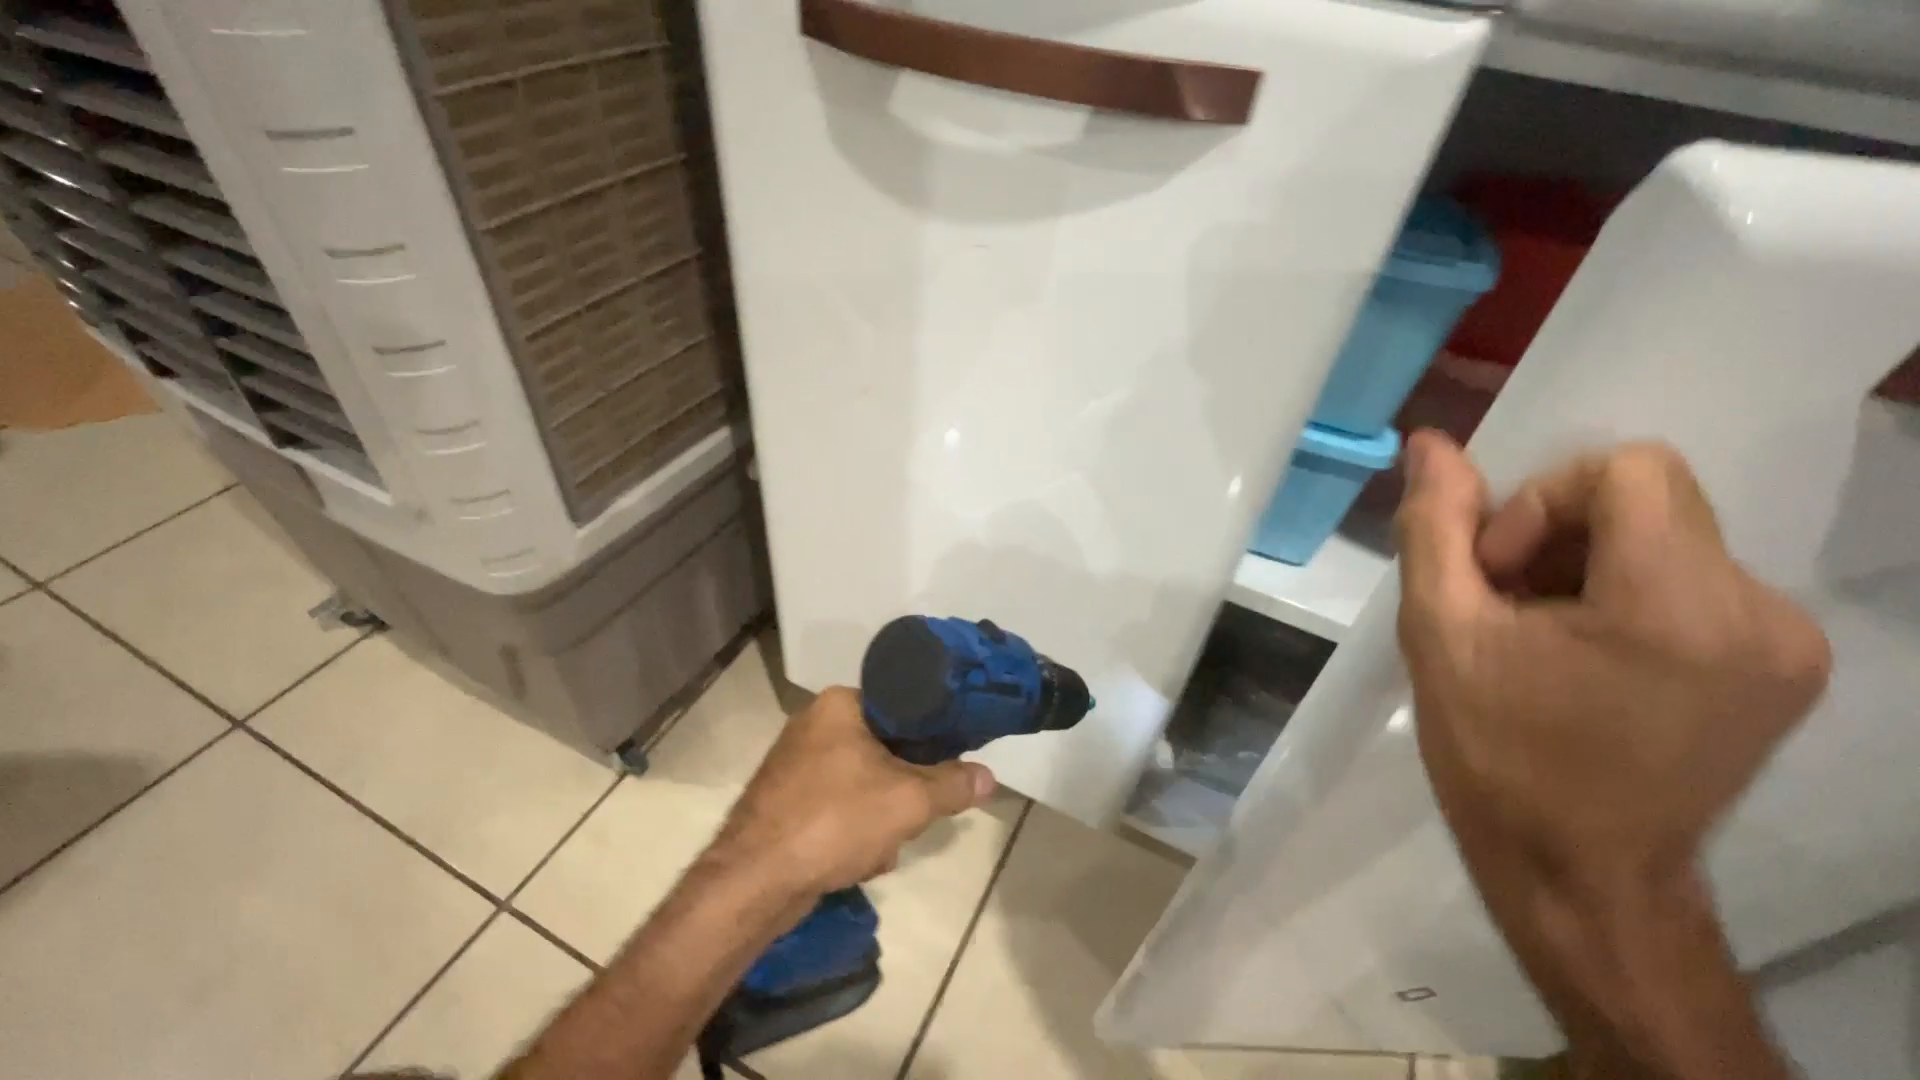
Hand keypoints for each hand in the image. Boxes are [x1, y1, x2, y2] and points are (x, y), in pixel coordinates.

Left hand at [708, 686, 996, 893]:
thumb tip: (989, 777)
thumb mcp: (909, 801)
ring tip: (881, 847)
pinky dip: (853, 833)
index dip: (933, 733)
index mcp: (839, 704)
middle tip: (913, 813)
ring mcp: (794, 765)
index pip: (902, 705)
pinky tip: (857, 862)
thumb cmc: (834, 821)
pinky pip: (838, 809)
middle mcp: (813, 724)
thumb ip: (954, 784)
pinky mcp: (785, 802)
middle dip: (904, 790)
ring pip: (864, 785)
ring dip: (882, 819)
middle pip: (886, 749)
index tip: (951, 761)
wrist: (755, 881)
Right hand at [1394, 433, 1830, 895]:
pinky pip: (1698, 580)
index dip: (1542, 502)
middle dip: (1559, 535)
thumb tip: (1431, 443)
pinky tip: (1588, 656)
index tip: (1501, 576)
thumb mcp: (1440, 636)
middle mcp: (1761, 611)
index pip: (1627, 469)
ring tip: (1541, 637)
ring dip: (1590, 566)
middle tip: (1507, 608)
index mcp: (1678, 604)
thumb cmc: (1498, 758)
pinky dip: (1630, 595)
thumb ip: (1436, 528)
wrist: (1581, 876)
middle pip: (1650, 499)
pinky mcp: (1787, 666)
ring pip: (1670, 536)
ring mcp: (1787, 642)